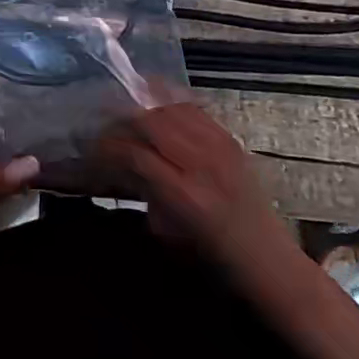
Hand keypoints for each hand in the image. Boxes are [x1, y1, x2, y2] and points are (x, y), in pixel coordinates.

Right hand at [97, 103, 298, 272]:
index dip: (109, 147)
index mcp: (184, 195)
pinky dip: (170, 101)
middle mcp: (202, 162)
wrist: (266, 257)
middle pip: (152, 122)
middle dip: (121, 120)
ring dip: (144, 108)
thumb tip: (118, 162)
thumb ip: (143, 190)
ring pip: (172, 108)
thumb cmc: (212, 257)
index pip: (136, 153)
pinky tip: (155, 101)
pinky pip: (194, 107)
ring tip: (126, 113)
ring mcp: (220, 145)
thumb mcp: (168, 232)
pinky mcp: (230, 137)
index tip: (92, 148)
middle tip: (104, 126)